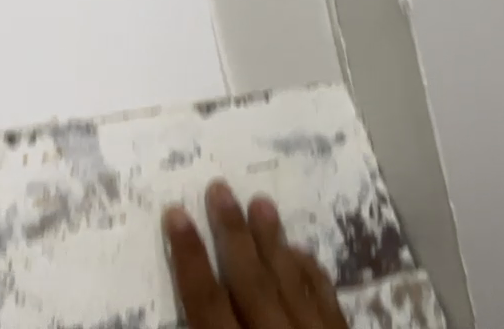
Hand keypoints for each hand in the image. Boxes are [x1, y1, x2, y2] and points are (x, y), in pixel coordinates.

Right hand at [164, 181, 347, 328]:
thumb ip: (203, 326)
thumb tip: (186, 298)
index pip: (206, 301)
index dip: (189, 256)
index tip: (175, 212)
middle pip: (250, 280)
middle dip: (233, 233)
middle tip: (219, 187)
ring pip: (292, 283)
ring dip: (274, 242)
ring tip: (262, 202)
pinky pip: (329, 302)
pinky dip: (312, 274)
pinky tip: (300, 251)